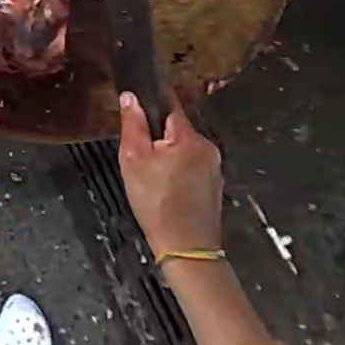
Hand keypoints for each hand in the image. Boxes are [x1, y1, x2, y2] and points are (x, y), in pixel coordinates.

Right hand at [118, 92, 223, 254]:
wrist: (185, 248)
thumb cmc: (155, 201)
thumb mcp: (133, 159)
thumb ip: (132, 124)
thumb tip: (130, 96)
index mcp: (189, 137)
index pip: (169, 105)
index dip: (150, 106)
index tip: (136, 114)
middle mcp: (208, 147)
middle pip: (175, 128)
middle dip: (157, 136)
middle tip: (139, 155)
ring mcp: (214, 168)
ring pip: (182, 148)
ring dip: (167, 154)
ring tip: (150, 174)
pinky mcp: (214, 185)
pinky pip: (191, 165)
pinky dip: (177, 169)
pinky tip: (165, 187)